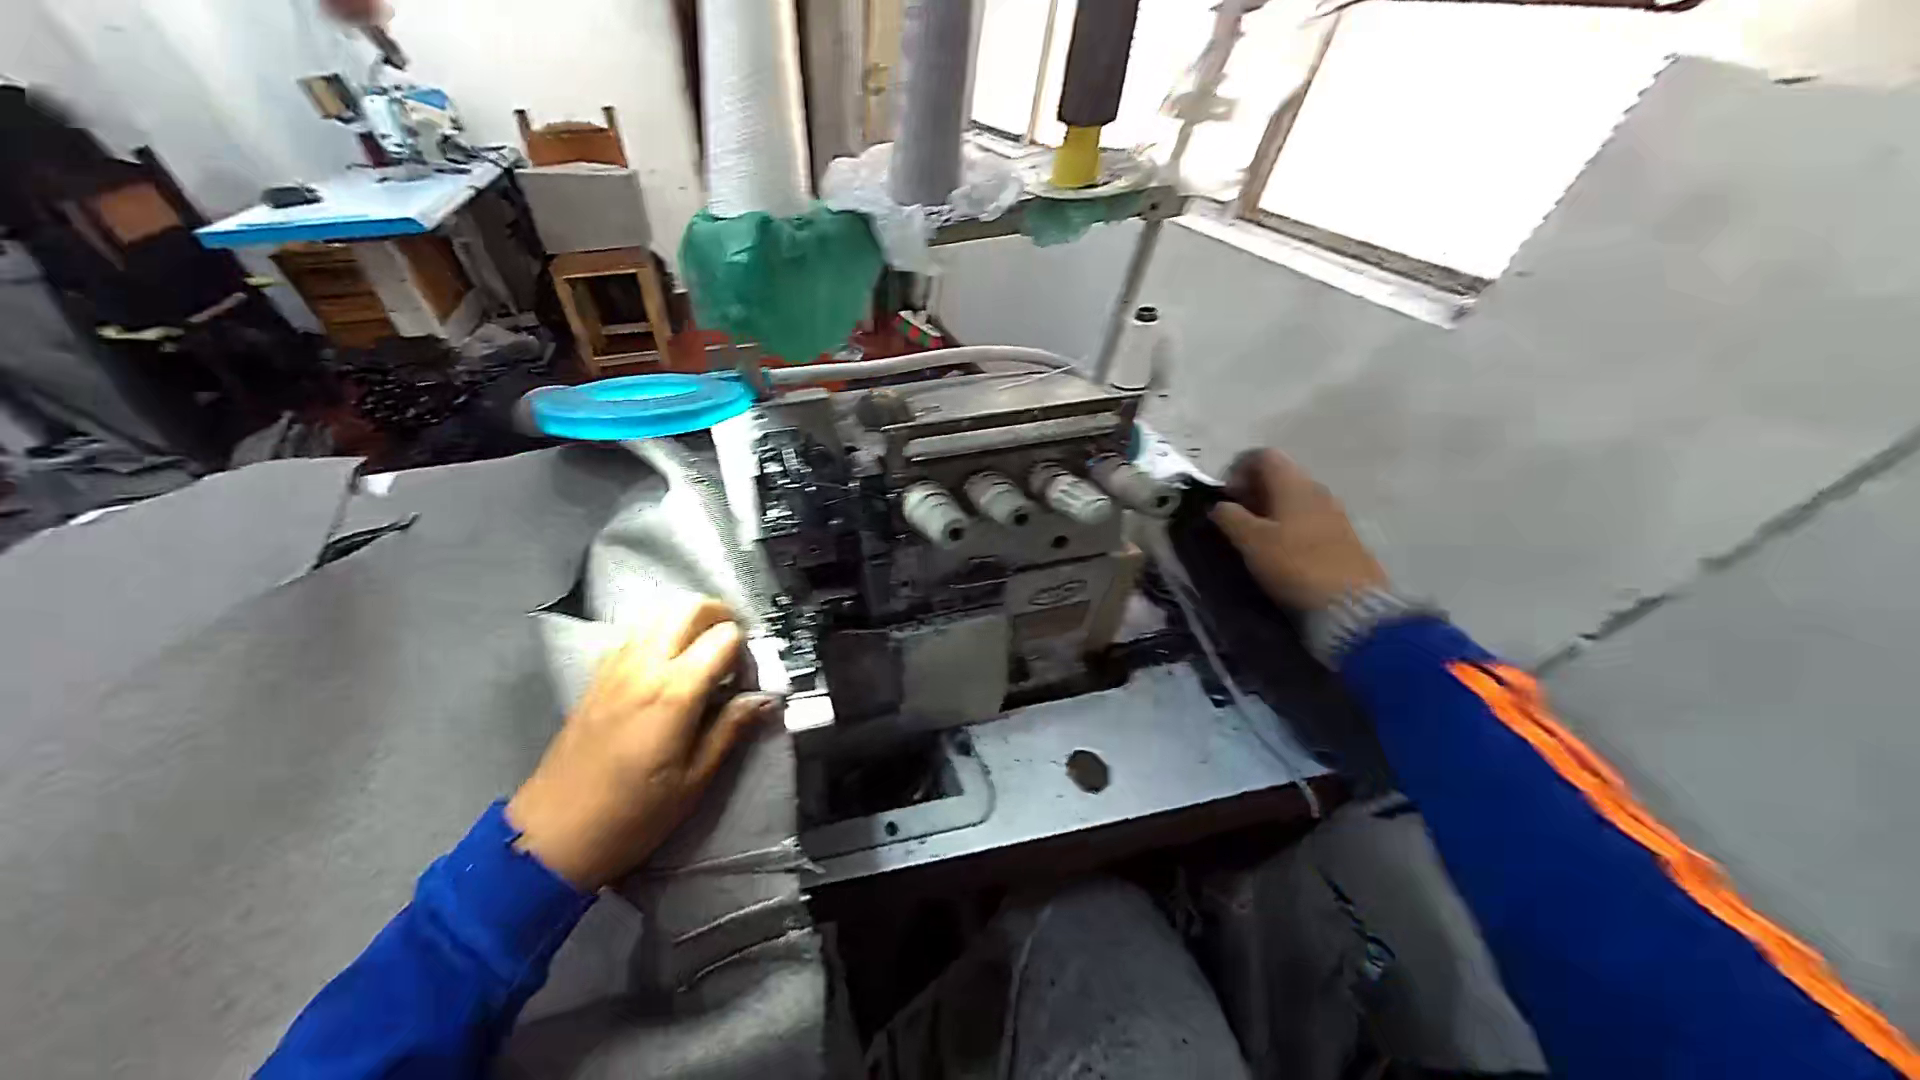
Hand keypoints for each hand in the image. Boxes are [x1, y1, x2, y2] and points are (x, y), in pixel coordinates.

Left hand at [506, 598, 776, 890]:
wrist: (553, 836)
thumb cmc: (632, 815)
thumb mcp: (695, 780)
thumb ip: (731, 728)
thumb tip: (764, 699)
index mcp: (674, 691)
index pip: (724, 637)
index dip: (746, 651)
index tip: (747, 680)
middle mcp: (644, 667)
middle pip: (690, 608)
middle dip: (721, 617)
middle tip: (733, 650)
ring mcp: (615, 667)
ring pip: (660, 615)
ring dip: (690, 623)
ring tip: (703, 658)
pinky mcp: (597, 676)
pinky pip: (637, 634)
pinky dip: (662, 635)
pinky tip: (668, 669)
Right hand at [1209, 449, 1388, 611]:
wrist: (1350, 603)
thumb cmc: (1294, 564)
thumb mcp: (1251, 541)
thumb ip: (1229, 517)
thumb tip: (1218, 505)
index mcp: (1293, 483)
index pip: (1262, 456)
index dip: (1237, 470)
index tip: (1224, 498)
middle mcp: (1316, 488)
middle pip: (1278, 475)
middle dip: (1251, 490)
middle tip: (1233, 518)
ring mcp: (1333, 511)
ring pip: (1293, 496)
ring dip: (1268, 509)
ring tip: (1253, 536)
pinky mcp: (1342, 534)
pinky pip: (1307, 515)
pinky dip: (1286, 523)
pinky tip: (1279, 548)